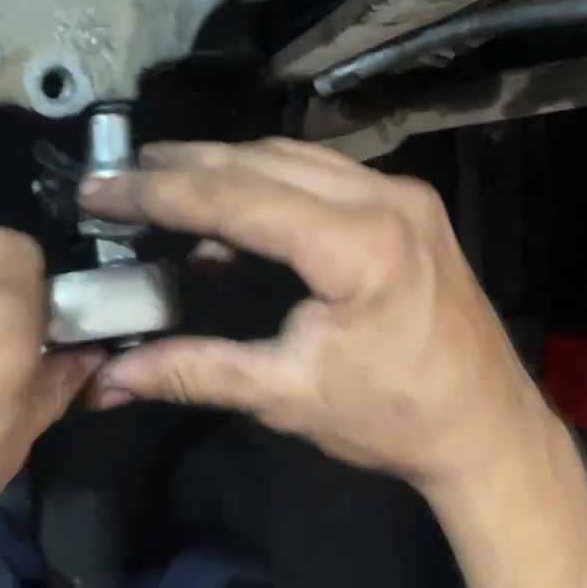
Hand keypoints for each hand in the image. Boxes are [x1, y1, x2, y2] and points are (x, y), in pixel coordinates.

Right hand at [81, 139, 551, 494]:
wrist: (484, 430)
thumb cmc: (391, 419)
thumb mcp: (286, 396)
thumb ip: (193, 372)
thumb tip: (109, 381)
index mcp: (357, 245)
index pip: (237, 198)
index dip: (159, 193)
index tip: (101, 191)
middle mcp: (384, 199)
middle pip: (262, 161)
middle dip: (182, 167)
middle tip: (119, 175)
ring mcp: (402, 197)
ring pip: (293, 158)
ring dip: (224, 166)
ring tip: (161, 178)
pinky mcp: (408, 209)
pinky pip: (322, 175)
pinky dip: (266, 181)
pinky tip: (231, 208)